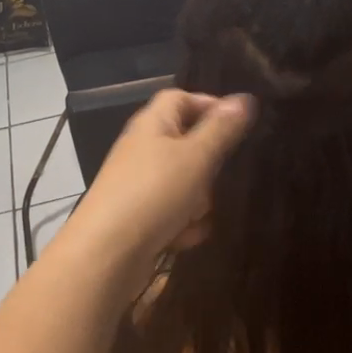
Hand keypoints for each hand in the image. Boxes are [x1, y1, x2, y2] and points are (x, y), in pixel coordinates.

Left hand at [58, 90, 255, 268]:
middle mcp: (144, 149)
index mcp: (153, 124)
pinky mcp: (141, 217)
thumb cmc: (154, 194)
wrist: (106, 254)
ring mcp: (141, 184)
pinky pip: (175, 213)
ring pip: (187, 184)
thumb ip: (222, 128)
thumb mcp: (196, 157)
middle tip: (219, 180)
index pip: (182, 98)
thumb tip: (245, 98)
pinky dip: (182, 225)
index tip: (239, 127)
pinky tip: (180, 238)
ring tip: (194, 216)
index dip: (211, 106)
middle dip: (209, 167)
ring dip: (198, 203)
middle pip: (189, 145)